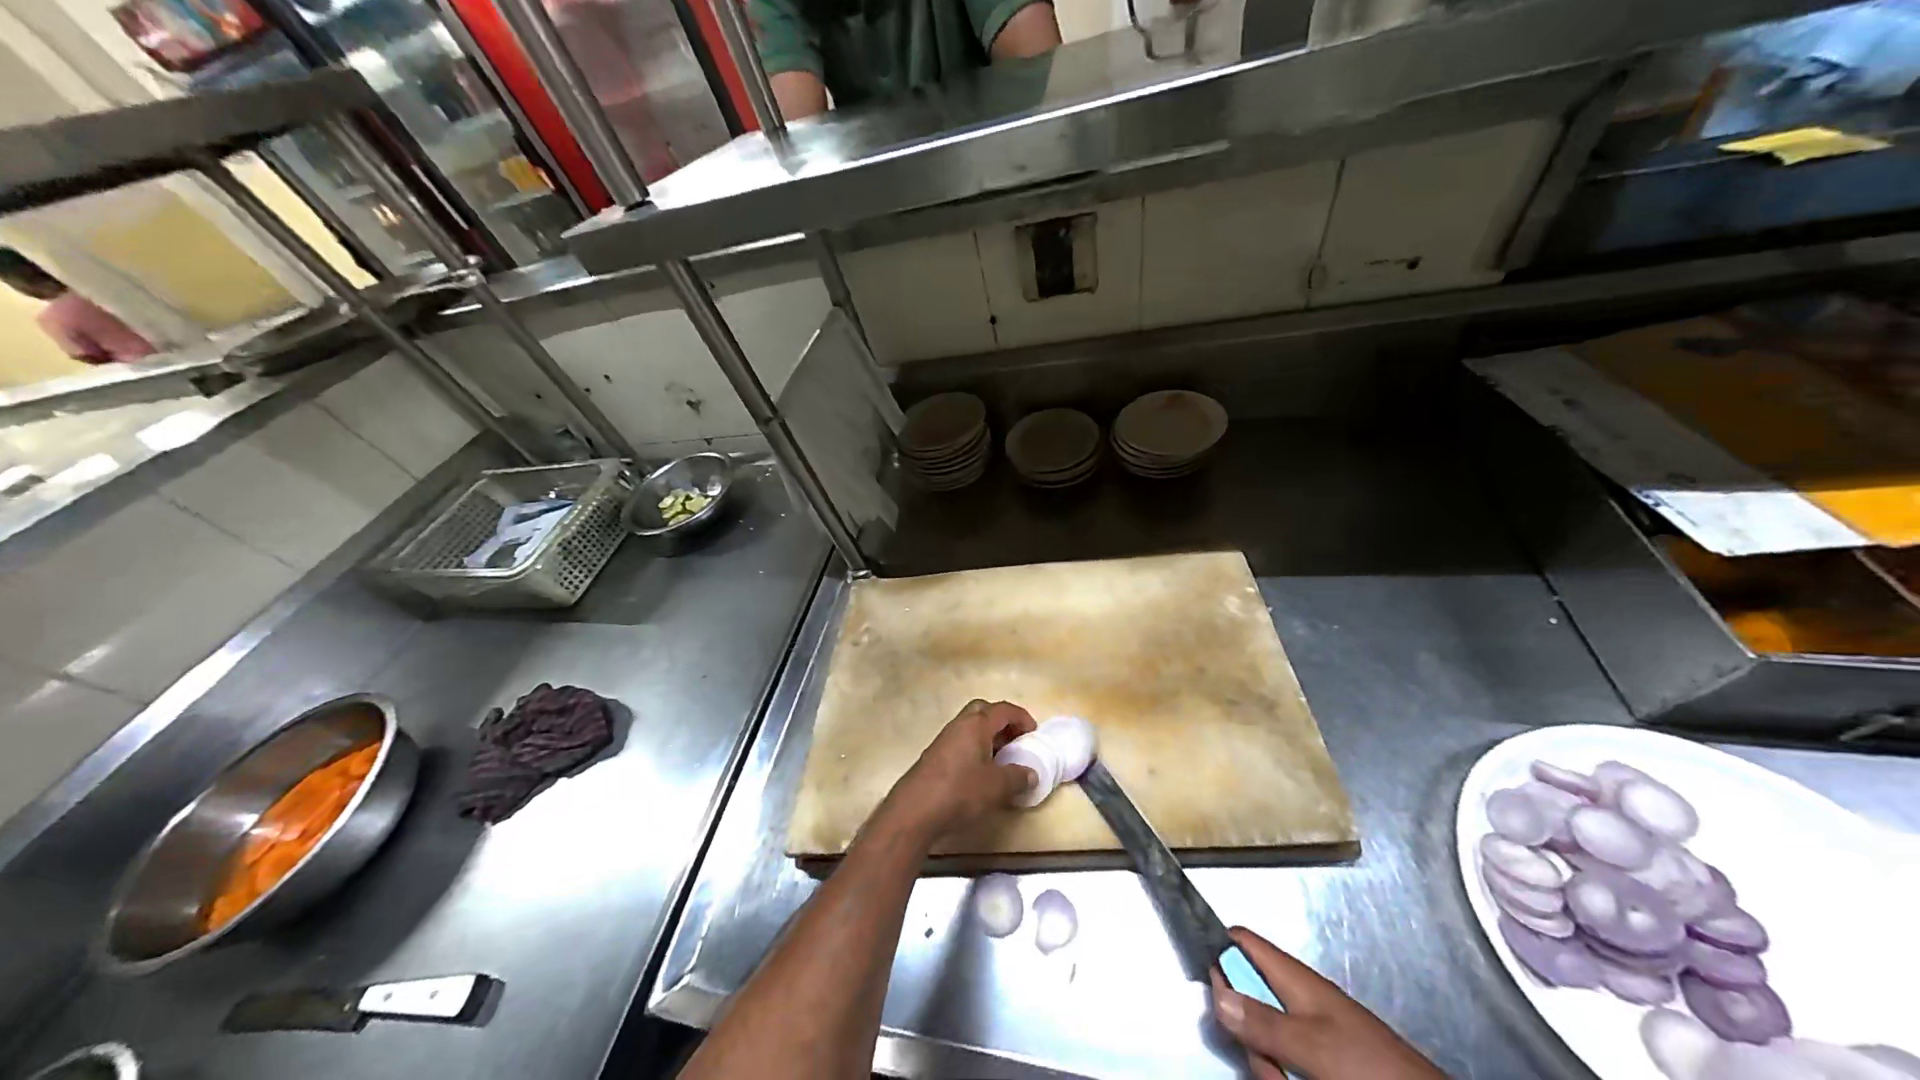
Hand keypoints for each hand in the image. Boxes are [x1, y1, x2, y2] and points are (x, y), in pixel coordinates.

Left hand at [875, 700, 1037, 842]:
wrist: (914, 811)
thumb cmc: (960, 792)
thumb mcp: (997, 787)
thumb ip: (1017, 777)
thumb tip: (1030, 773)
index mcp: (975, 725)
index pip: (1003, 709)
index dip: (1021, 717)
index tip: (1033, 733)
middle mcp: (958, 726)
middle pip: (983, 711)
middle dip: (1002, 721)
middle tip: (1016, 741)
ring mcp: (943, 741)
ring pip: (970, 727)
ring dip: (988, 737)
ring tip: (1002, 759)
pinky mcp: (934, 757)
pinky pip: (960, 743)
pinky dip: (975, 749)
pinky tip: (981, 773)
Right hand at [1211, 928, 1446, 1079]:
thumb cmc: (1370, 1068)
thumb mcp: (1313, 1046)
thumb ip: (1263, 1022)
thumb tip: (1215, 994)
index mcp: (1294, 979)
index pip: (1242, 943)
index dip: (1220, 954)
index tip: (1210, 990)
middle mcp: (1295, 1000)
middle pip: (1244, 1002)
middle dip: (1247, 1038)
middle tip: (1270, 1065)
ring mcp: (1307, 1033)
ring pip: (1261, 1042)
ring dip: (1269, 1070)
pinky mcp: (1318, 1064)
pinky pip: (1283, 1066)